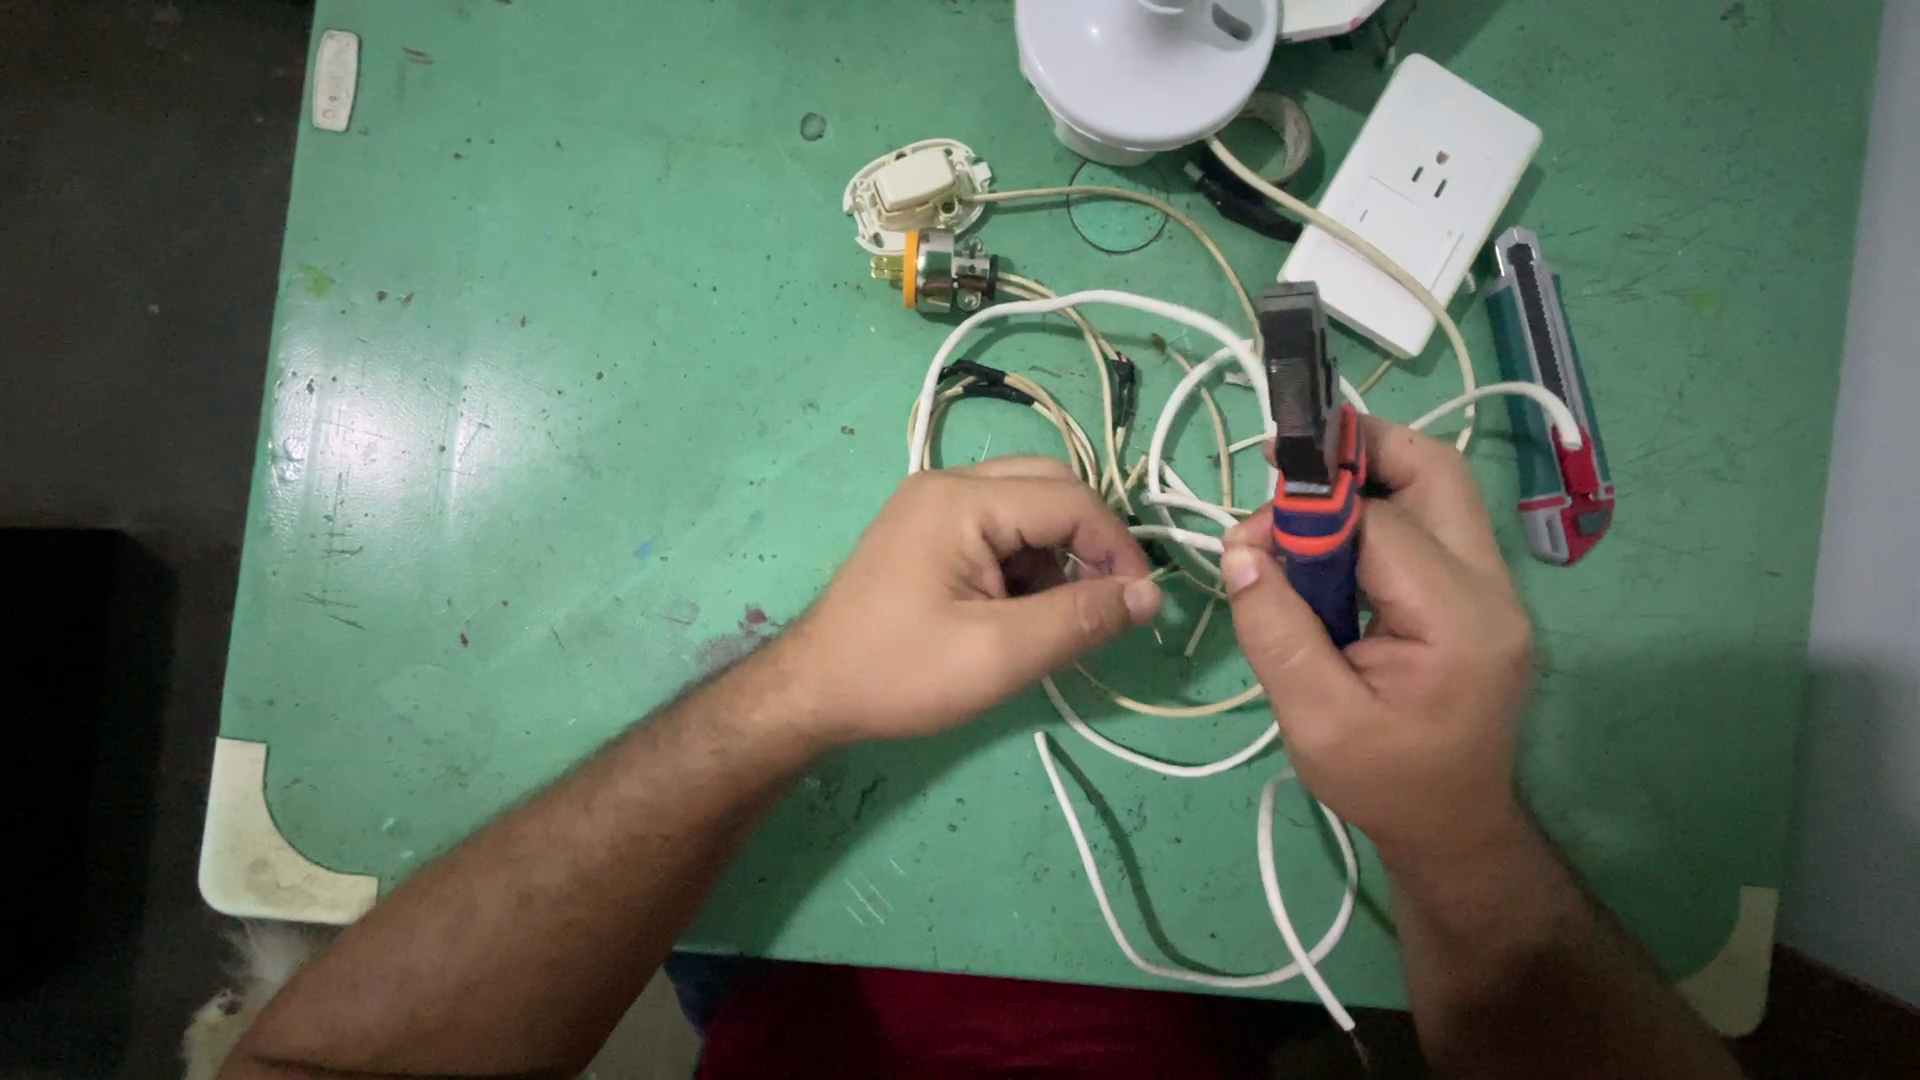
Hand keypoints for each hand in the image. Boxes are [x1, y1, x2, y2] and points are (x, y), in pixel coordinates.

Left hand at [778, 457, 1161, 745]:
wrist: (813, 691)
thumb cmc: (900, 674)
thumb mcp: (1000, 655)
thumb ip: (1080, 619)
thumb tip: (1151, 594)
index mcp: (961, 502)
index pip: (1070, 501)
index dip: (1117, 548)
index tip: (1139, 604)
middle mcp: (947, 484)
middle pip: (1049, 487)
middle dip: (1086, 544)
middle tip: (1099, 603)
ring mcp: (931, 503)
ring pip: (1026, 506)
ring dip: (1054, 555)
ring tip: (1043, 618)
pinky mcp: (926, 528)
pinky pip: (997, 526)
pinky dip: (1023, 562)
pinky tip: (1012, 611)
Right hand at [1220, 416, 1533, 868]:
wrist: (1453, 828)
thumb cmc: (1383, 782)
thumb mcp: (1313, 718)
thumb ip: (1275, 630)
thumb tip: (1241, 552)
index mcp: (1457, 621)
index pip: (1381, 523)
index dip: (1307, 515)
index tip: (1247, 539)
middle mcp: (1490, 589)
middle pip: (1436, 473)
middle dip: (1358, 451)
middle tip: (1287, 466)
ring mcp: (1490, 590)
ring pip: (1437, 490)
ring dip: (1366, 478)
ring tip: (1299, 503)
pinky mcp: (1475, 597)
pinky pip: (1428, 526)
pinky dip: (1374, 513)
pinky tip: (1327, 542)